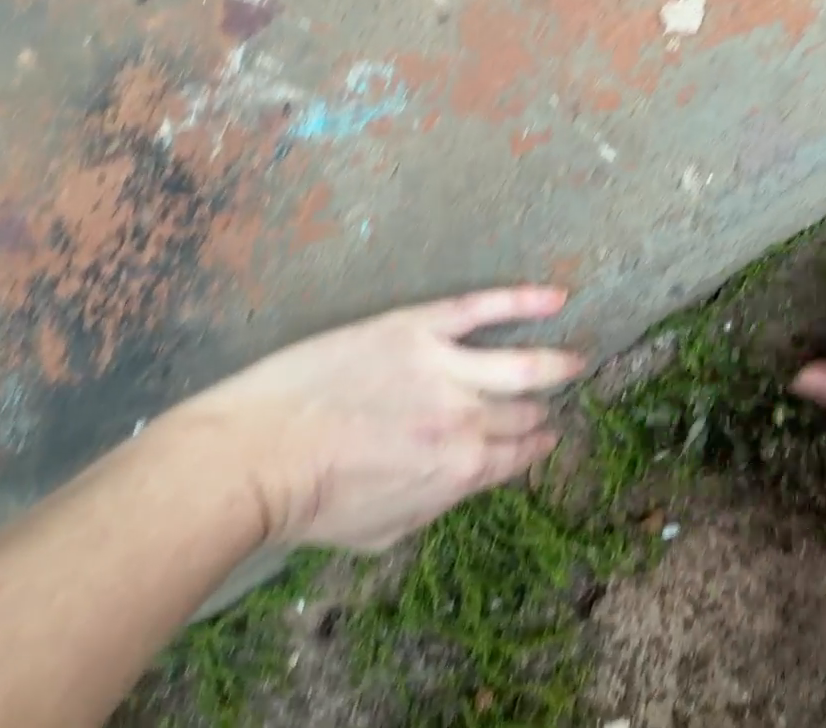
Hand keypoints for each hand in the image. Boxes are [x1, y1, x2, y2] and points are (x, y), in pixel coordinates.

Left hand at [166, 287, 583, 550]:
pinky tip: (557, 295)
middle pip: (524, 411)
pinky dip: (525, 300)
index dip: (537, 444)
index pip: (518, 454)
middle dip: (541, 409)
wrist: (248, 461)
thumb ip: (440, 503)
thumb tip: (471, 479)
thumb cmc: (309, 504)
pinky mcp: (419, 329)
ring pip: (524, 365)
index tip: (547, 436)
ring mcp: (447, 370)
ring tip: (577, 358)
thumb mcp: (384, 531)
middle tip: (552, 398)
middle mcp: (469, 421)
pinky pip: (484, 308)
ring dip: (558, 363)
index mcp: (462, 471)